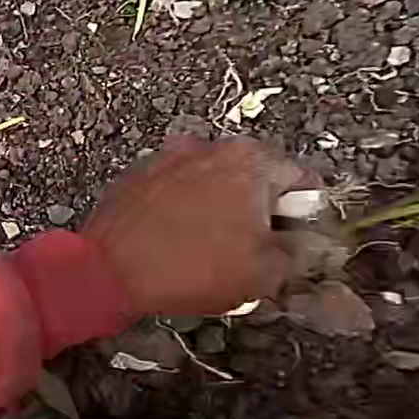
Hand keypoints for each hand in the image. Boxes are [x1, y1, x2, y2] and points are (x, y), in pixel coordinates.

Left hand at [81, 136, 315, 317]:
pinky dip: (185, 206)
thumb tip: (310, 243)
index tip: (298, 242)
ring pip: (214, 181)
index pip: (301, 179)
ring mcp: (168, 155)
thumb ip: (299, 252)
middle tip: (254, 250)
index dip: (305, 215)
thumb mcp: (263, 273)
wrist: (108, 270)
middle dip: (260, 211)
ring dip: (221, 207)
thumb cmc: (192, 269)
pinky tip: (177, 237)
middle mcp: (209, 146)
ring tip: (211, 247)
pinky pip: (177, 187)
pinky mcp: (139, 172)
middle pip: (255, 176)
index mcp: (249, 160)